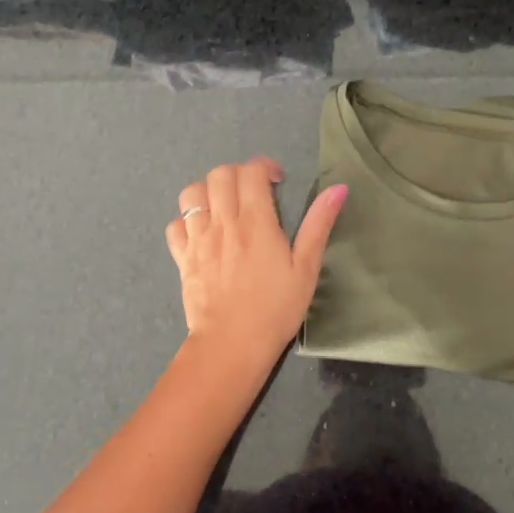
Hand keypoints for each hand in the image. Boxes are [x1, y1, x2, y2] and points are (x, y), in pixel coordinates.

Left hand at [167, 158, 346, 368]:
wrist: (231, 345)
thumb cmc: (275, 308)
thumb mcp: (307, 267)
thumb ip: (319, 224)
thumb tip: (338, 188)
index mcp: (255, 220)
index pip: (251, 171)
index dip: (264, 167)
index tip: (277, 181)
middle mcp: (223, 222)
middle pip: (219, 174)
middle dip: (237, 174)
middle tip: (253, 192)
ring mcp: (198, 239)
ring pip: (192, 193)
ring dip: (208, 191)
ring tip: (225, 207)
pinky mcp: (182, 259)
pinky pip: (175, 226)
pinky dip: (187, 221)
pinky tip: (203, 233)